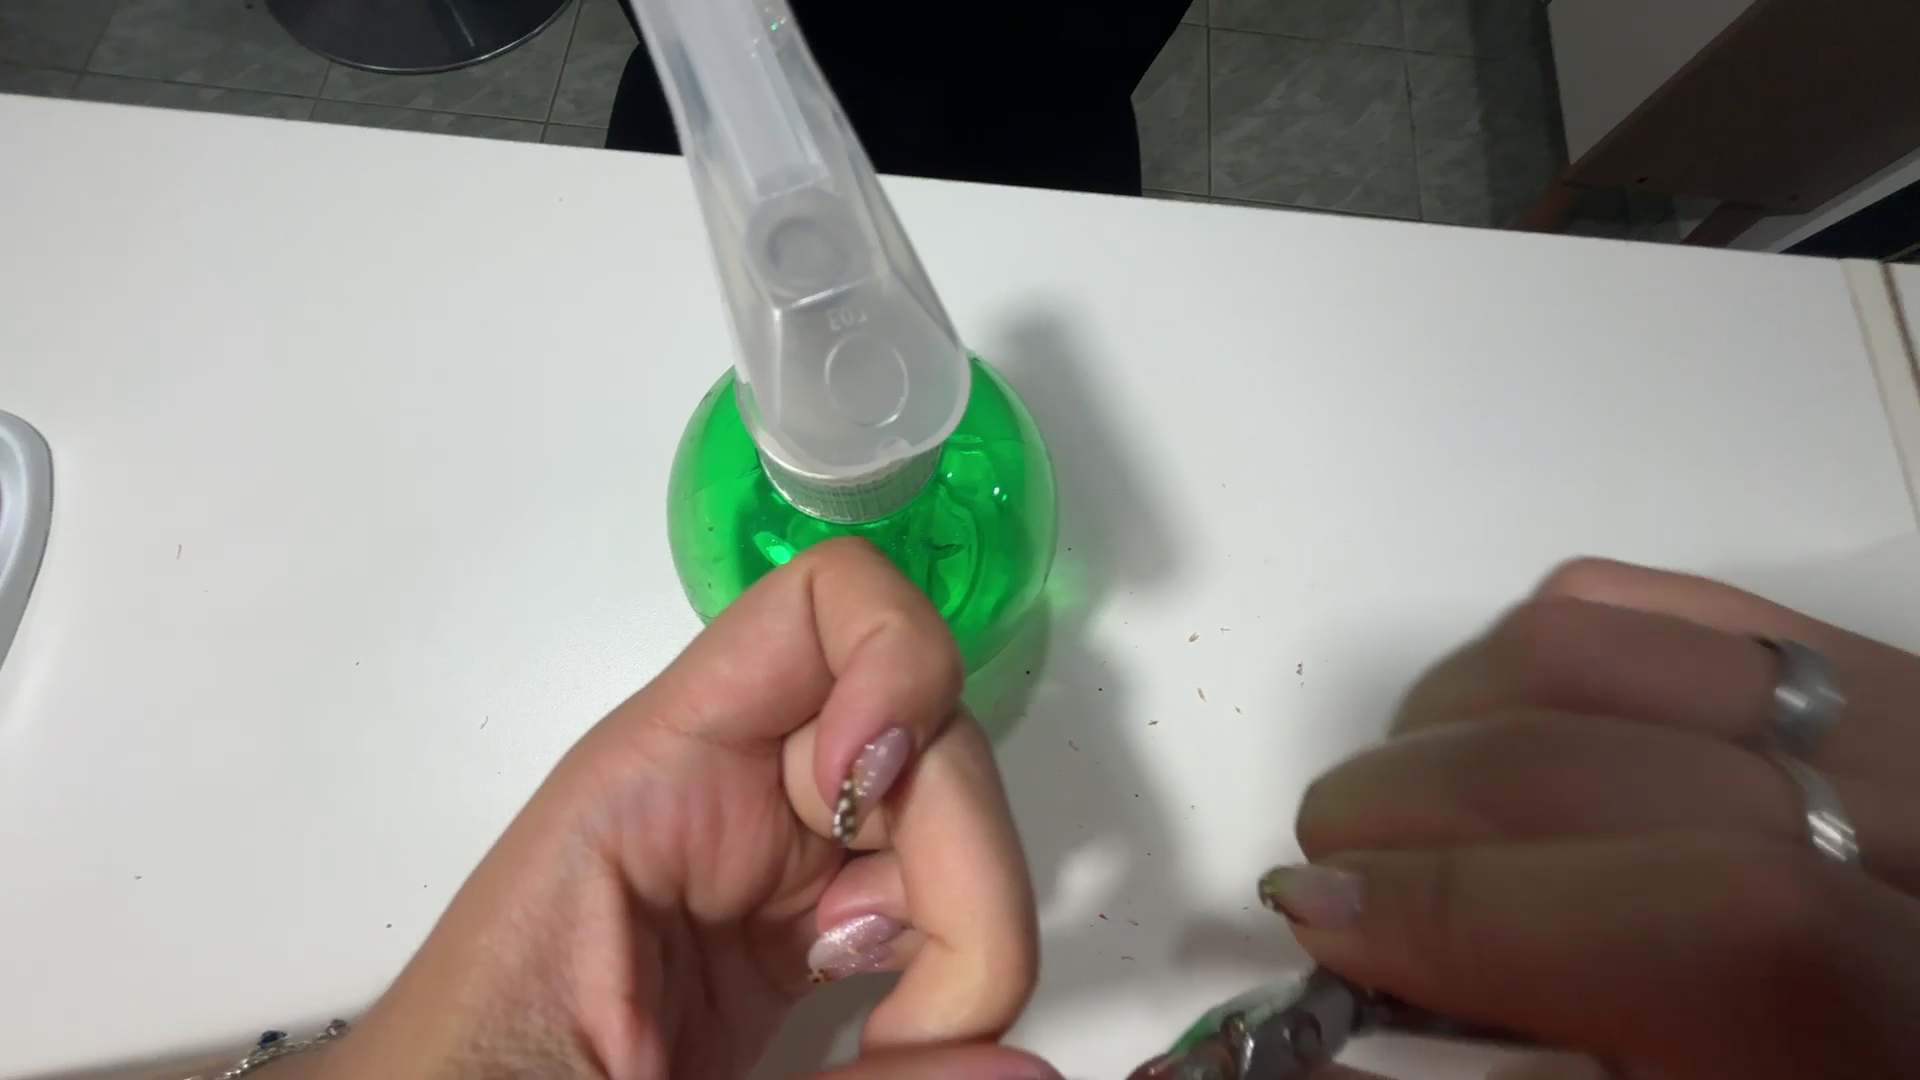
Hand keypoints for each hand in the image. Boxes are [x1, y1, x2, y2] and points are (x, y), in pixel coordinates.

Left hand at [301, 538, 1047, 1079]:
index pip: (824, 600)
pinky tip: (889, 1024)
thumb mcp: (627, 1071)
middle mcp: (750, 775)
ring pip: (951, 808)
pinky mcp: (820, 910)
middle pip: (931, 725)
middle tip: (918, 1003)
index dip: (893, 666)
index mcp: (669, 760)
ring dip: (969, 922)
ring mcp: (795, 840)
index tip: (863, 806)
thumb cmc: (483, 1078)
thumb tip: (1025, 1068)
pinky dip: (951, 957)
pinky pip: (937, 886)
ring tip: (896, 1035)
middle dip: (963, 858)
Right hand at [1271, 558, 1919, 1079]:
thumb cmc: (1811, 1073)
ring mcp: (1872, 702)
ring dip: (1430, 720)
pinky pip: (1607, 598)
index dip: (1473, 911)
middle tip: (1332, 869)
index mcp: (1914, 1016)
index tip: (1316, 916)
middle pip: (1588, 760)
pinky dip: (1500, 657)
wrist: (1919, 995)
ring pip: (1570, 644)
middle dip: (1395, 806)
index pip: (1720, 926)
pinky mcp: (1799, 638)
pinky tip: (1494, 727)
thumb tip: (1314, 1049)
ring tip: (1413, 795)